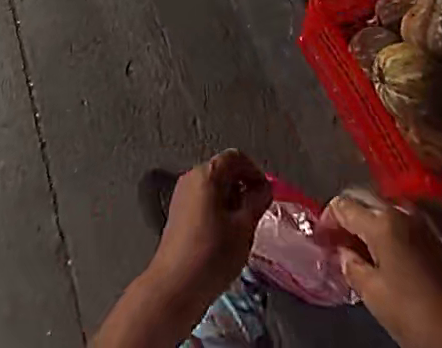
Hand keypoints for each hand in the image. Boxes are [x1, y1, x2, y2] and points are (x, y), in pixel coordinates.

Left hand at [144, 150, 272, 307]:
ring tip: (241, 226)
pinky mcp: (179, 213)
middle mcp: (191, 178)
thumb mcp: (244, 227)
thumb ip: (257, 201)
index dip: (254, 172)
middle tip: (256, 210)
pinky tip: (225, 235)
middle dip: (243, 186)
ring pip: (214, 187)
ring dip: (232, 200)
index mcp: (206, 174)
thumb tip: (263, 189)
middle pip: (224, 170)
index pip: (236, 157)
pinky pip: (204, 200)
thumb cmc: (212, 254)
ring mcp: (182, 195)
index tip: (265, 192)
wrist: (176, 285)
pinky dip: (219, 209)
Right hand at [325, 190, 441, 347]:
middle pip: (361, 201)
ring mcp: (419, 223)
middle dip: (344, 217)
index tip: (318, 238)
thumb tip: (342, 253)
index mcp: (382, 221)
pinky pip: (396, 224)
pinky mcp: (431, 238)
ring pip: (379, 211)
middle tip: (332, 241)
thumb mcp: (373, 293)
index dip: (325, 219)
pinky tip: (377, 256)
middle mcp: (400, 212)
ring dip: (363, 224)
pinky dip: (381, 233)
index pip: (342, 205)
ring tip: (352, 249)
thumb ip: (351, 265)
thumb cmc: (415, 313)